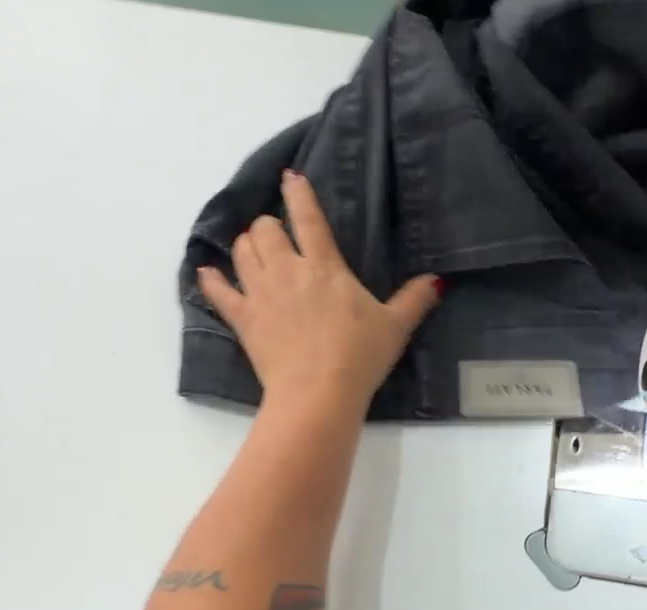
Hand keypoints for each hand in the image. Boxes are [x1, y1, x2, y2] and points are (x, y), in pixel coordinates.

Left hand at [197, 170, 440, 416]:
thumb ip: (414, 300)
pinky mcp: (244, 320)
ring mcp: (262, 294)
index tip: (290, 179)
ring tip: (253, 250)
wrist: (319, 393)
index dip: (299, 195)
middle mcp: (288, 271)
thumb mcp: (394, 327)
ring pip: (242, 252)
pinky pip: (219, 292)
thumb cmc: (359, 357)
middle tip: (277, 236)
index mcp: (325, 267)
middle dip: (269, 227)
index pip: (308, 218)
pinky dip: (211, 281)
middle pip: (265, 230)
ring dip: (246, 246)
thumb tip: (437, 281)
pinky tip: (208, 274)